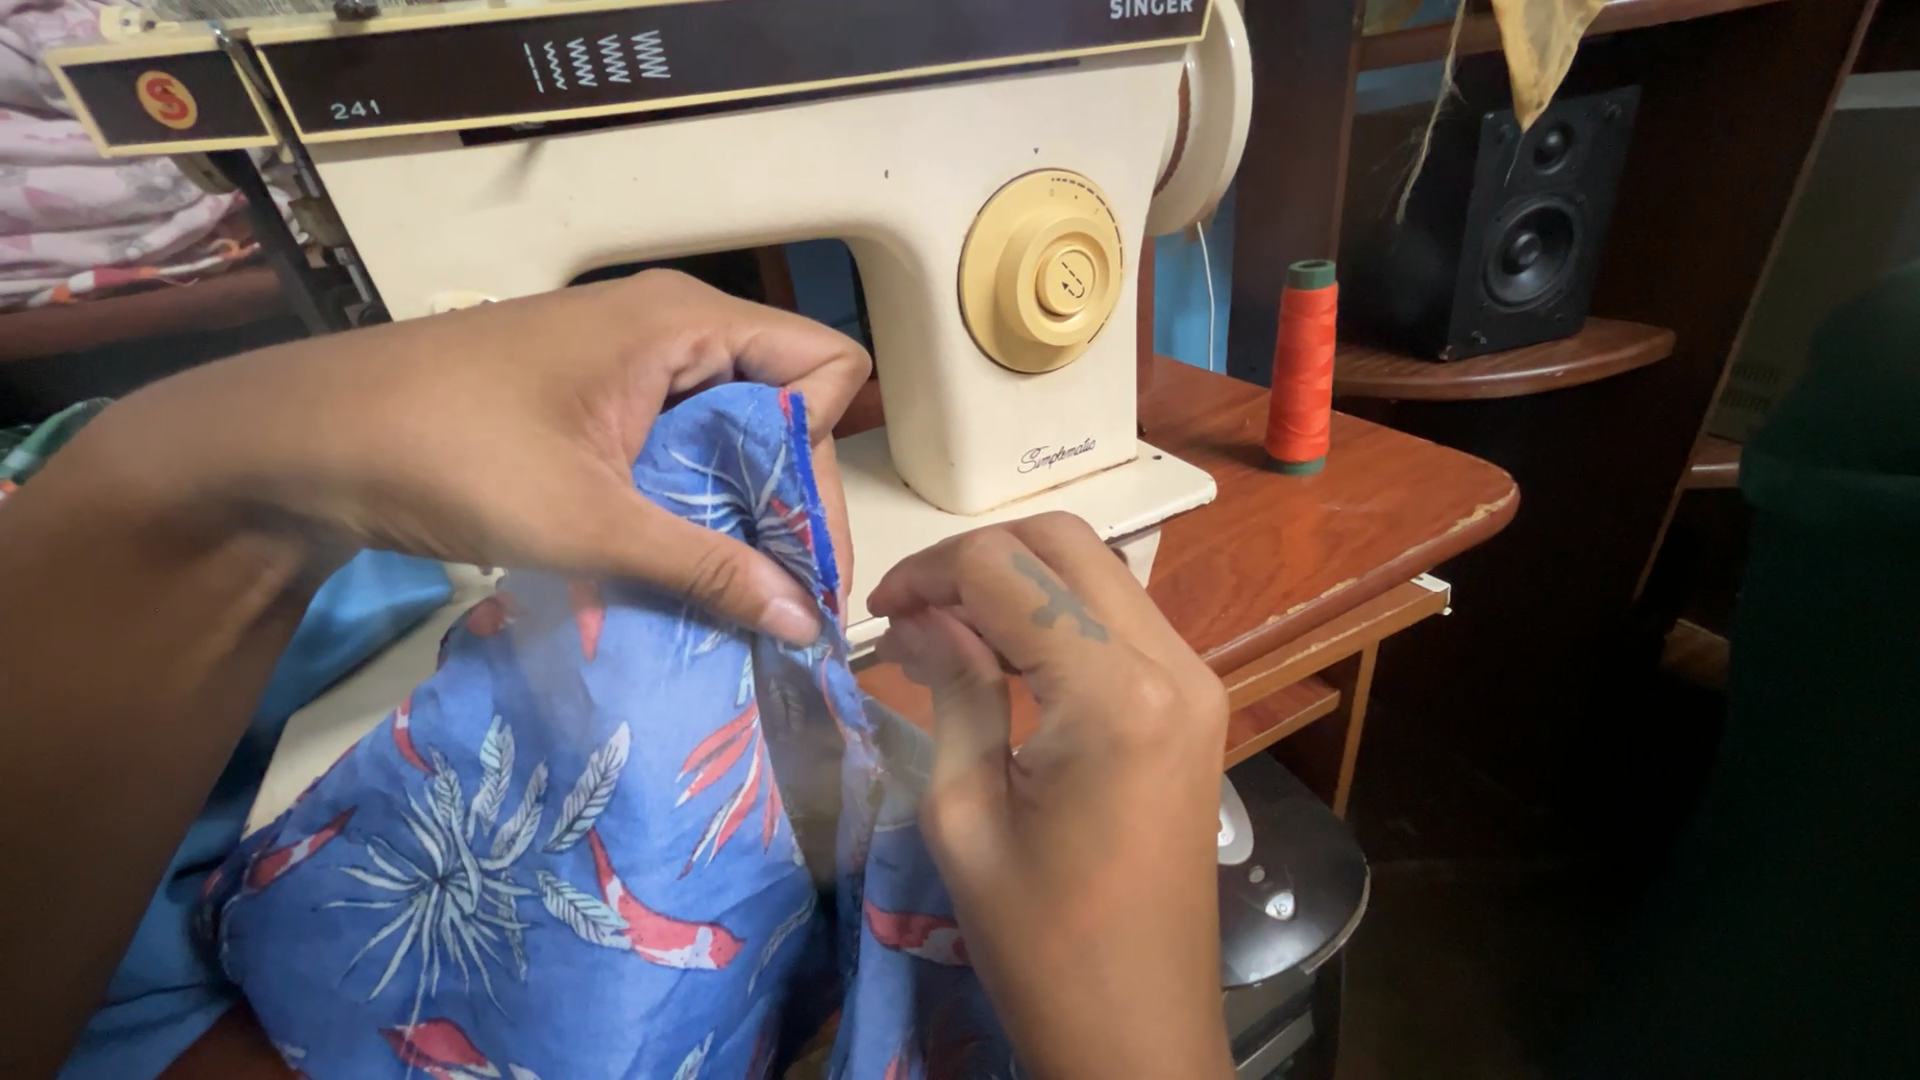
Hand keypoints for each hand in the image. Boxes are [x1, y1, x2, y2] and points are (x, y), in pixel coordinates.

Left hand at [95, 269, 868, 641]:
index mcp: (686, 323)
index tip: (793, 529)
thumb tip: (808, 624)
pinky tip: (695, 551)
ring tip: (744, 579)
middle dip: (797, 493)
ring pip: (746, 426)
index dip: (827, 445)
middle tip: (784, 582)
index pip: (825, 365)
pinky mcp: (614, 391)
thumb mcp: (589, 524)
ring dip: (752, 502)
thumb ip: (709, 568)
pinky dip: (708, 496)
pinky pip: (697, 438)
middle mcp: (679, 326)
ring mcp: (644, 356)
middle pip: (793, 401)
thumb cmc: (446, 456)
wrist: (294, 441)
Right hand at [870, 513, 1232, 1078]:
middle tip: (915, 611)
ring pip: (1095, 568)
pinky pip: (1118, 614)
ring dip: (1017, 579)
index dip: (929, 572)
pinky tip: (1008, 654)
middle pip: (1063, 541)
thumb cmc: (1039, 943)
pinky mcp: (1195, 697)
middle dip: (975, 559)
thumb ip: (950, 687)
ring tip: (951, 632)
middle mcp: (1170, 662)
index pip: (1005, 569)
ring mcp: (1195, 676)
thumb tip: (919, 615)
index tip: (881, 611)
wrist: (1141, 1029)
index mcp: (1112, 695)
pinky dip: (1056, 610)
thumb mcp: (964, 813)